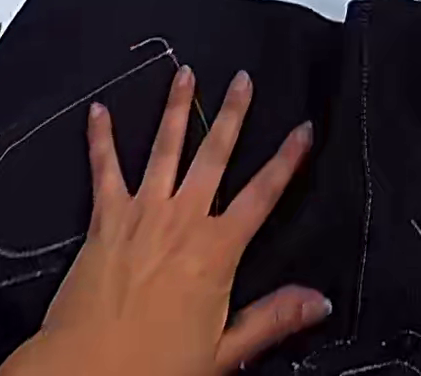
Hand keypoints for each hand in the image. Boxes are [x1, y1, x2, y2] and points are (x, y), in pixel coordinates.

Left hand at [0, 66, 328, 375]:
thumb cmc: (152, 371)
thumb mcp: (222, 354)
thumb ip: (273, 319)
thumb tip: (322, 302)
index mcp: (216, 248)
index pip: (263, 193)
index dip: (287, 159)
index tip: (304, 127)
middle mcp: (183, 218)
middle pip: (215, 154)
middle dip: (233, 113)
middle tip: (243, 78)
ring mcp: (143, 212)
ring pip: (166, 148)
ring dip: (177, 108)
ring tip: (186, 74)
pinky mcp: (105, 219)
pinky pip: (104, 171)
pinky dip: (100, 140)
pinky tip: (98, 111)